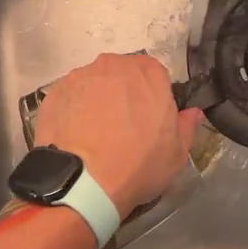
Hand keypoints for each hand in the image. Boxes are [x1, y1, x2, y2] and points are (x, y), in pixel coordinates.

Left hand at [34, 53, 205, 215]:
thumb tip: (193, 113)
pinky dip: (74, 114)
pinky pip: (70, 99)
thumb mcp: (176, 154)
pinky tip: (77, 139)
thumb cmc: (138, 166)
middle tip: (123, 131)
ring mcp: (79, 76)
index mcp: (148, 73)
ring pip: (94, 85)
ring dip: (97, 103)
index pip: (156, 76)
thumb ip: (187, 127)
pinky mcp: (54, 94)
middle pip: (122, 76)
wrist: (85, 183)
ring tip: (97, 138)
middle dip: (124, 97)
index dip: (154, 99)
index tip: (150, 122)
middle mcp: (112, 65)